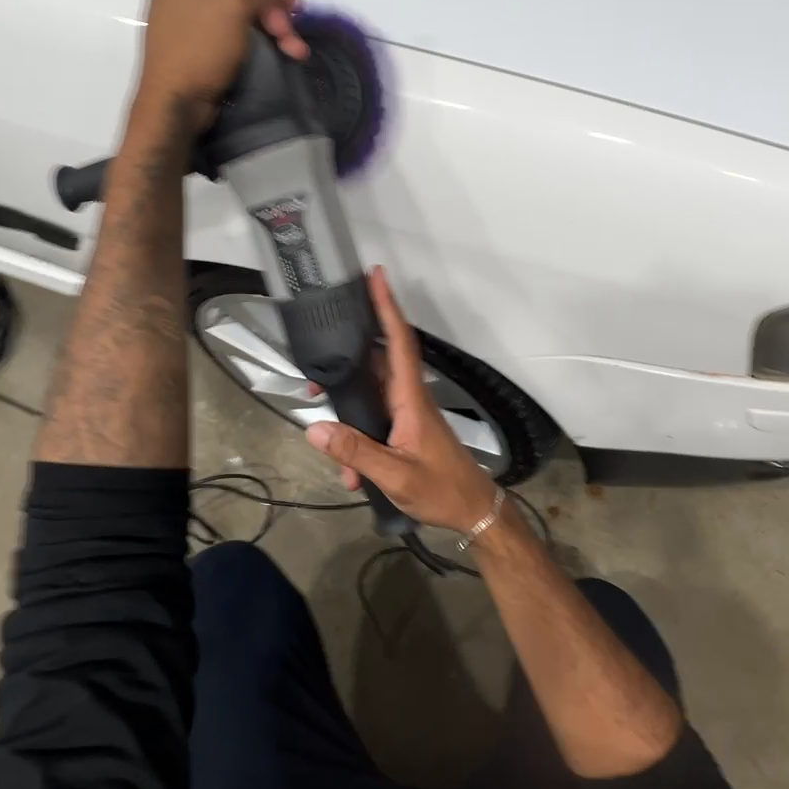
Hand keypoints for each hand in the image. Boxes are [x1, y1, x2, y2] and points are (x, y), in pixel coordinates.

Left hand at [128, 0, 306, 142]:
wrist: (175, 104)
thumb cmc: (199, 47)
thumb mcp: (236, 6)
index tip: (292, 6)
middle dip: (273, 12)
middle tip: (291, 32)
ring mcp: (191, 17)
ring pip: (245, 13)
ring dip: (274, 29)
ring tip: (294, 50)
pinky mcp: (201, 44)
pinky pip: (236, 32)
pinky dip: (260, 41)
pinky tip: (283, 52)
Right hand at [305, 267, 501, 532]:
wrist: (473, 512)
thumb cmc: (442, 489)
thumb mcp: (396, 475)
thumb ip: (355, 452)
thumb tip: (314, 428)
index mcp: (411, 399)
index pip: (399, 342)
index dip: (387, 307)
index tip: (376, 276)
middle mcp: (409, 398)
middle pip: (377, 359)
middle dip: (347, 350)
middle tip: (318, 346)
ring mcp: (406, 414)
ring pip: (370, 393)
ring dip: (346, 404)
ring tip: (321, 407)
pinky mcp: (404, 430)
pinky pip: (372, 419)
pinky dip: (356, 438)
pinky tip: (350, 472)